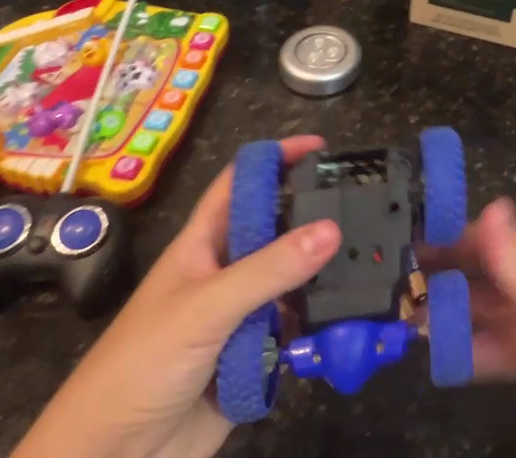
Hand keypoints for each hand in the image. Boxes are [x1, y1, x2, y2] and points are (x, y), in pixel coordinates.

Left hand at [14, 136, 339, 457]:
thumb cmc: (141, 368)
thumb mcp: (204, 310)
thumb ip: (268, 270)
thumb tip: (333, 228)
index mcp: (201, 248)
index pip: (239, 186)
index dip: (274, 160)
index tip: (322, 146)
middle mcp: (224, 276)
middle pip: (275, 232)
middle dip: (314, 217)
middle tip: (365, 205)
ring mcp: (240, 319)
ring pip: (292, 282)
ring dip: (324, 274)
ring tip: (374, 257)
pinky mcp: (255, 358)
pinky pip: (297, 330)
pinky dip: (321, 323)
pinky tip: (355, 313)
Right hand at [428, 199, 515, 457]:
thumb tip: (490, 204)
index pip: (497, 237)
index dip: (457, 240)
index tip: (415, 248)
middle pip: (491, 275)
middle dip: (452, 281)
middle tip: (403, 293)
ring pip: (493, 312)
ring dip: (459, 318)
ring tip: (413, 326)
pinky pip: (504, 348)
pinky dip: (478, 350)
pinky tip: (446, 358)